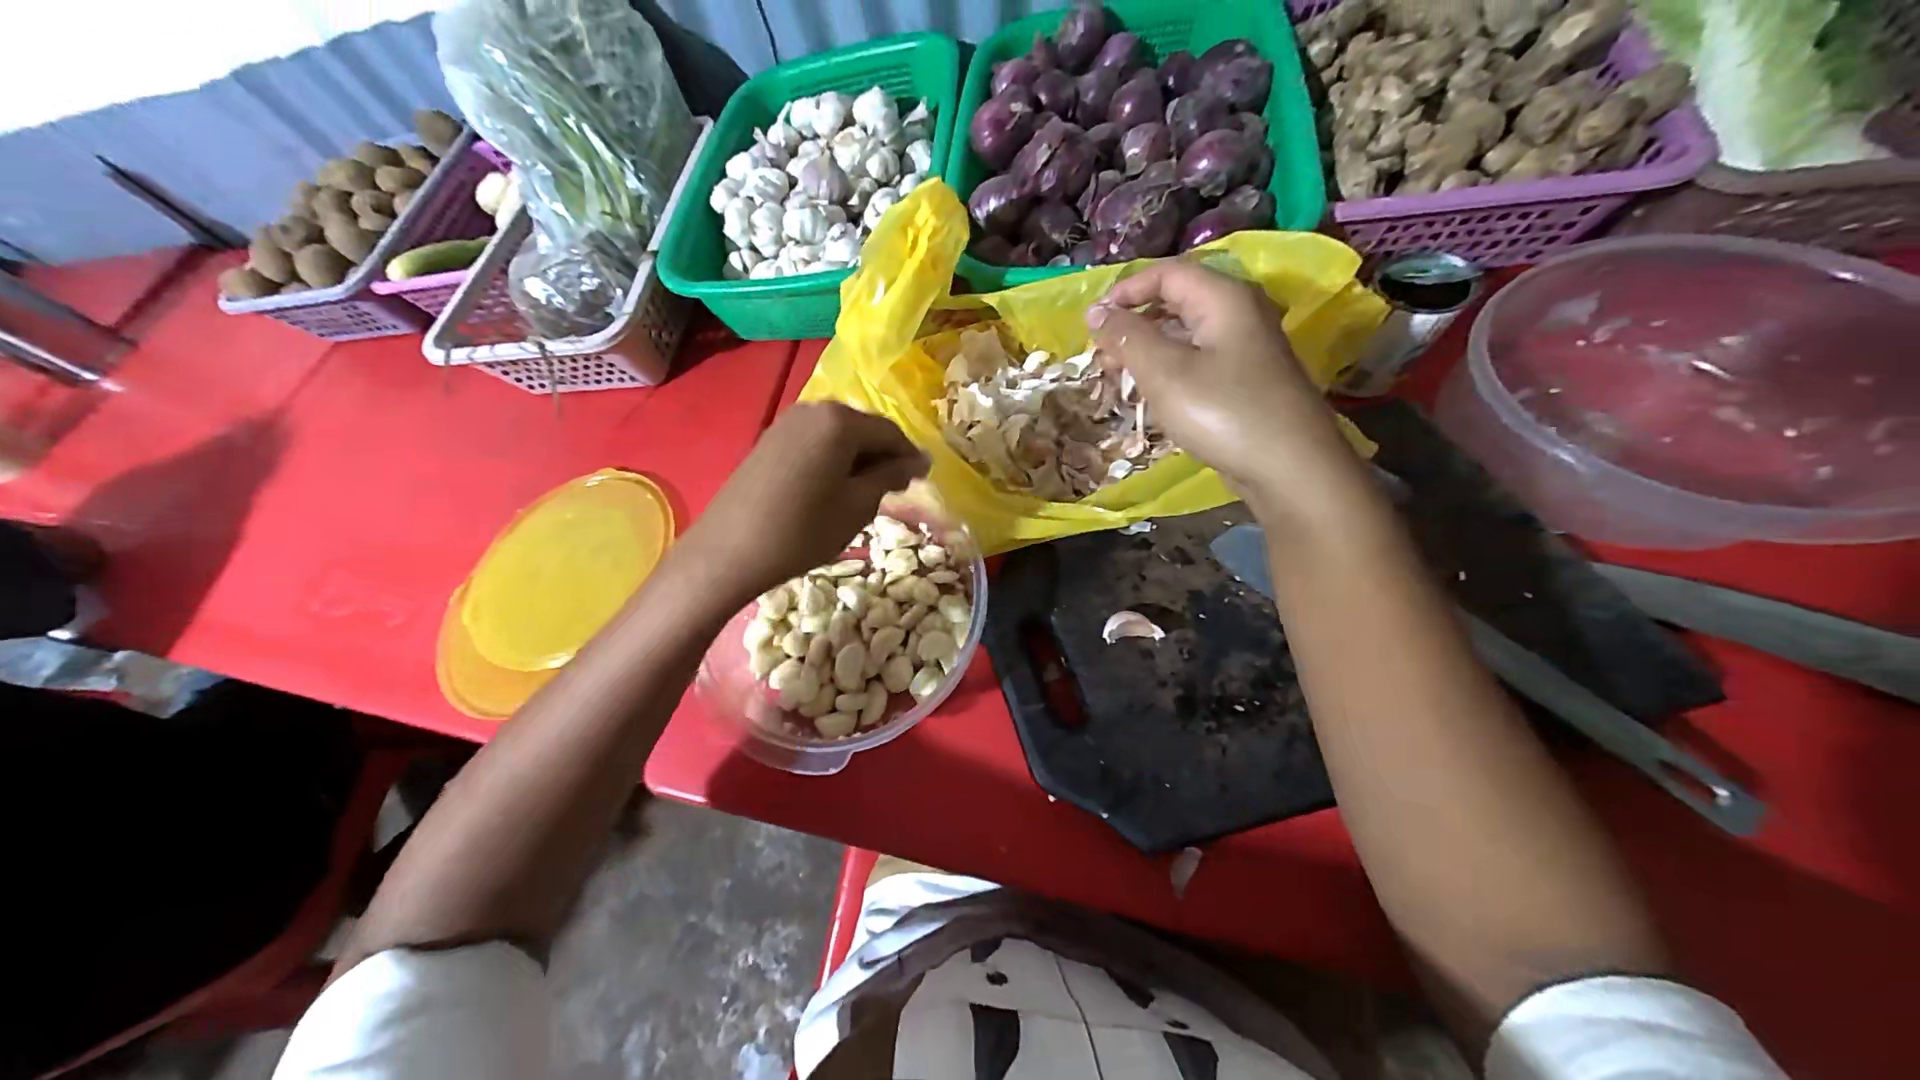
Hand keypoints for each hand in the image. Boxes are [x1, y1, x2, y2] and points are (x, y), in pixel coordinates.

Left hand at [678, 403, 927, 602]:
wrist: (729, 550)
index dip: (910, 458)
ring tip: (863, 493)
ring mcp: (787, 422)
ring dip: (857, 459)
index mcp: (841, 421)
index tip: (923, 482)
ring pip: (838, 436)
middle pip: (863, 429)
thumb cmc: (803, 530)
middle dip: (883, 456)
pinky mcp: (769, 440)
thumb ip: (890, 476)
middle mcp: (814, 410)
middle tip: (894, 490)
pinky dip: (832, 460)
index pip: (891, 433)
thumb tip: (917, 461)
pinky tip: (833, 488)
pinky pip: (815, 442)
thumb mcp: (857, 506)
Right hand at [1087, 260, 1374, 529]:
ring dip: (1148, 350)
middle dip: (1133, 322)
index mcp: (1223, 297)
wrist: (1290, 467)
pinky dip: (1169, 370)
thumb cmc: (1222, 412)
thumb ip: (1127, 337)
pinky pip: (1199, 360)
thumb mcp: (1164, 372)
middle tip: (1103, 356)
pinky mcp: (1247, 379)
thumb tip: (1096, 313)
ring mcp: (1247, 347)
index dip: (1124, 291)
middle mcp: (1239, 312)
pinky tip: (1152, 396)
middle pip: (1176, 300)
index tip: (1091, 323)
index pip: (1165, 273)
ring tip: (1120, 379)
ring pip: (1185, 334)